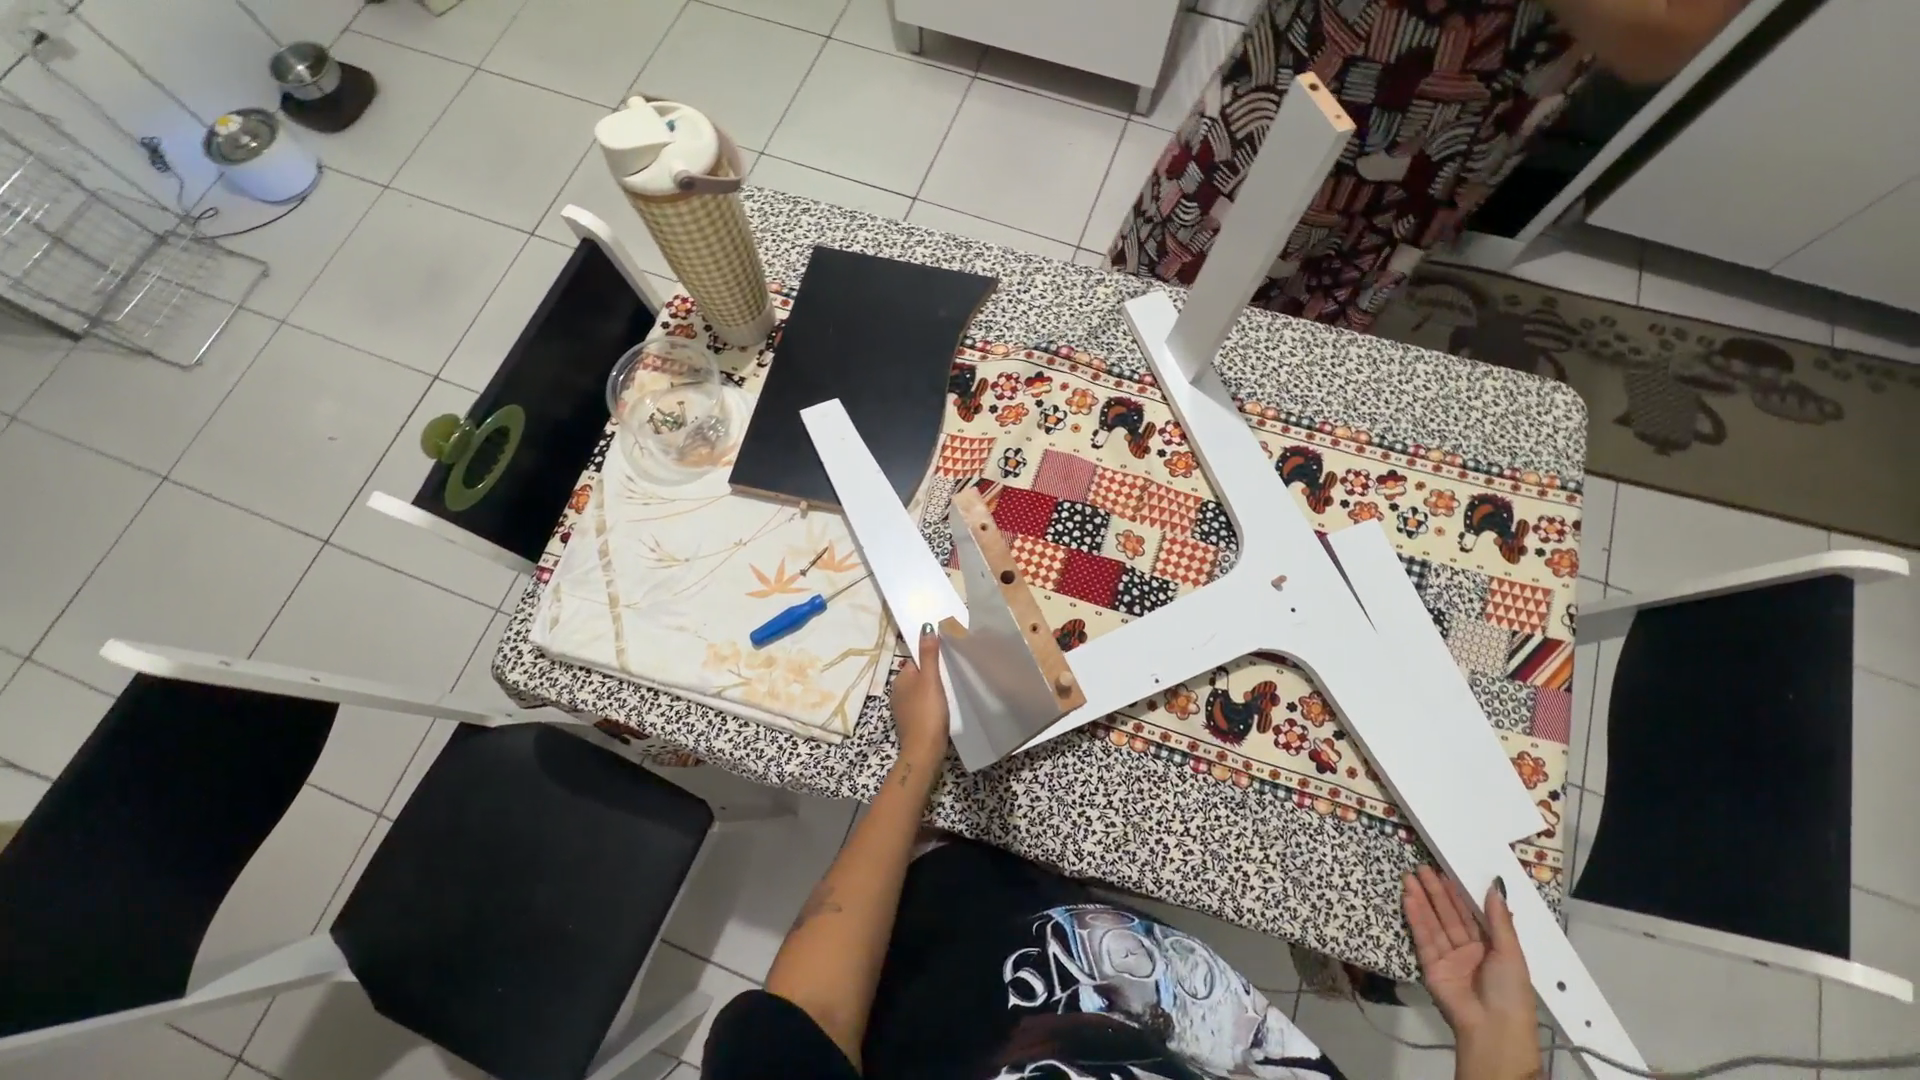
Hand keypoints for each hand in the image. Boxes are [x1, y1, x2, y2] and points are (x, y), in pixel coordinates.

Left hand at [889, 624, 950, 766]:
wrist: (924, 750)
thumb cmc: (927, 711)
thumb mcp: (930, 679)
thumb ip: (929, 654)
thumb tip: (926, 627)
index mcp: (900, 678)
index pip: (914, 660)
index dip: (929, 657)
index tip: (946, 659)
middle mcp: (897, 692)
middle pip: (917, 676)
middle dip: (931, 674)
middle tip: (952, 674)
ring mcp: (903, 709)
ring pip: (919, 691)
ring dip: (932, 690)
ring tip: (951, 690)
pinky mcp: (911, 722)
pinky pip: (922, 705)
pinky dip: (931, 704)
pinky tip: (942, 708)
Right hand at [1403, 867, 1541, 1079]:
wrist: (1493, 1029)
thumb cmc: (1510, 991)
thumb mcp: (1511, 954)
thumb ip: (1499, 920)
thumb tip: (1495, 887)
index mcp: (1492, 948)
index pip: (1472, 914)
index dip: (1460, 893)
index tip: (1446, 871)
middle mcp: (1469, 950)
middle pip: (1450, 915)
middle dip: (1436, 891)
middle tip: (1421, 867)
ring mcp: (1448, 958)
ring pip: (1434, 923)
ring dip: (1421, 900)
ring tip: (1409, 877)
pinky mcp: (1431, 966)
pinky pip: (1424, 938)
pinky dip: (1415, 918)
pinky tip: (1408, 899)